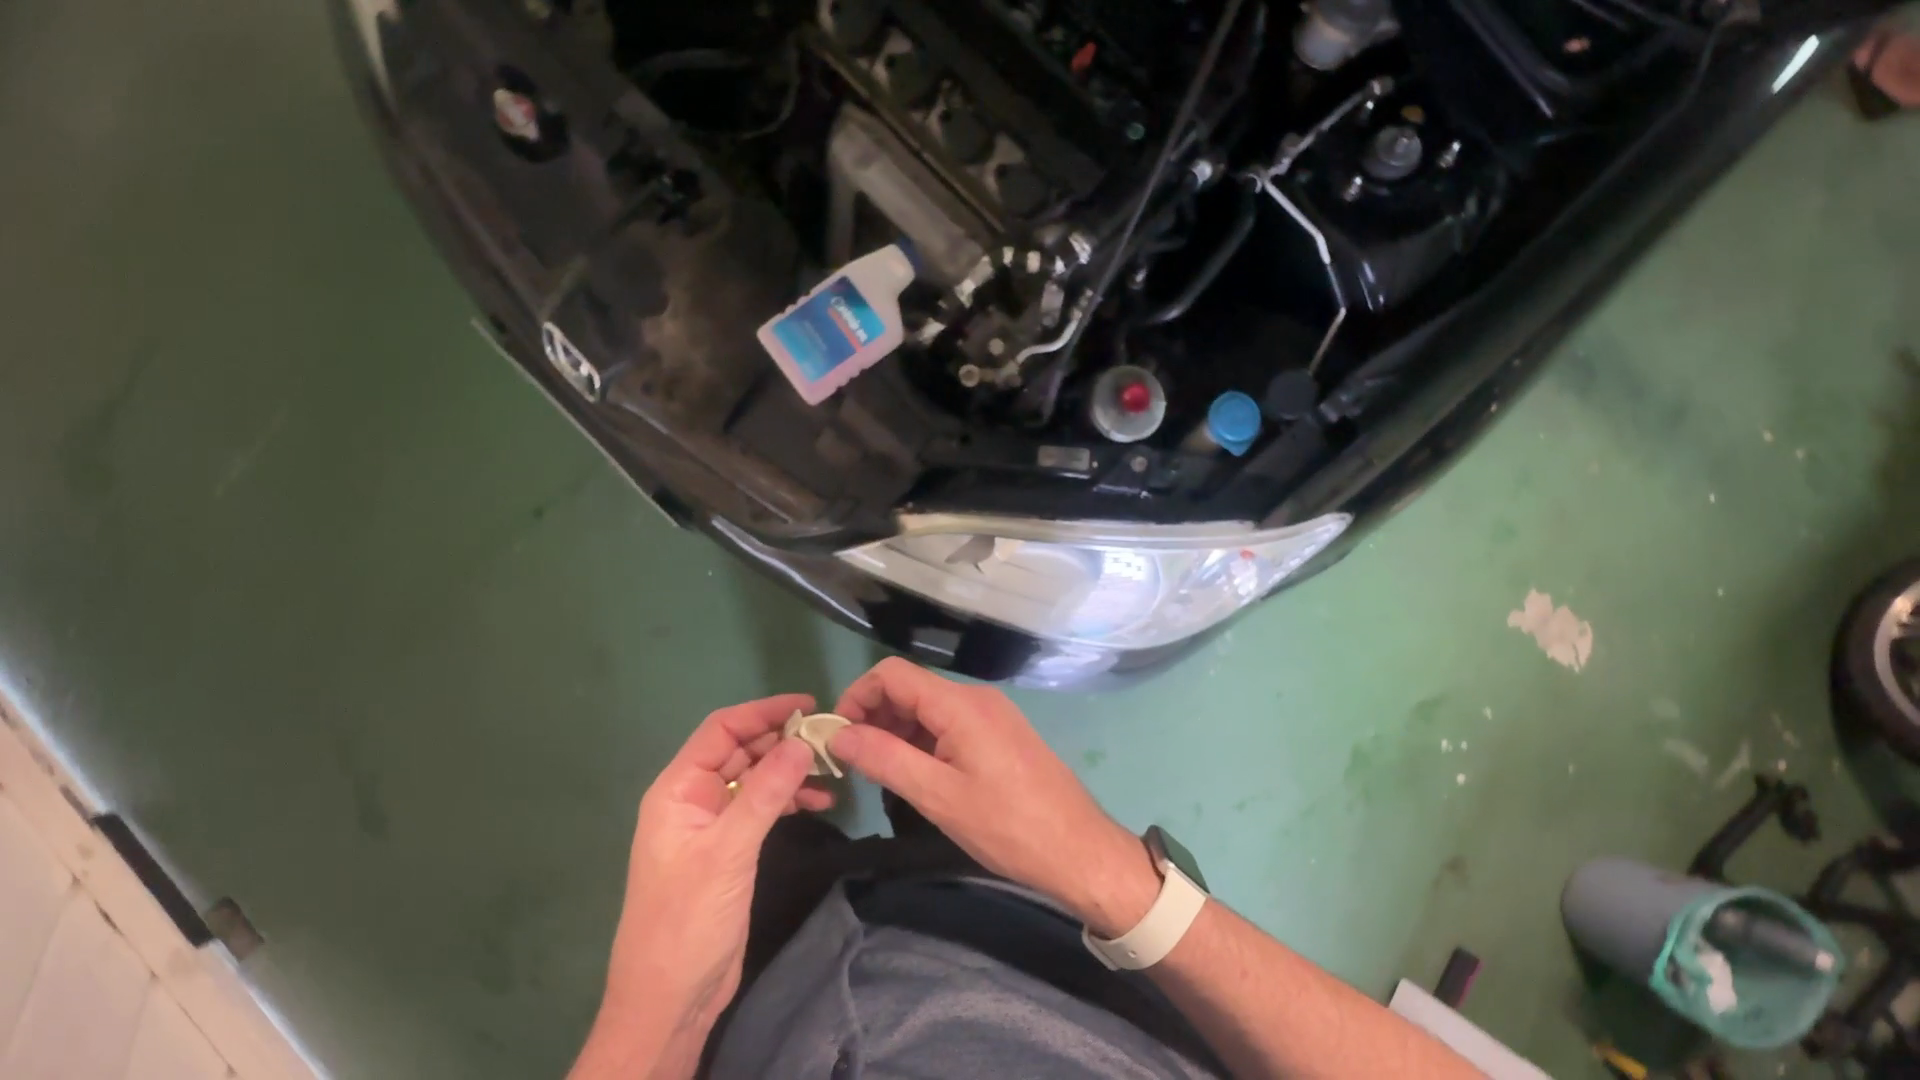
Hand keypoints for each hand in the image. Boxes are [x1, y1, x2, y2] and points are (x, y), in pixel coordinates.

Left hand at [602, 694, 832, 1028]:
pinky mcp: (728, 852)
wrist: (671, 998)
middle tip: (829, 740)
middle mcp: (693, 800)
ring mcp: (711, 827)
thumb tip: (802, 741)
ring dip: (788, 771)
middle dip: (781, 741)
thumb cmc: (687, 919)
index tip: (809, 705)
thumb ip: (765, 793)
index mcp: (678, 790)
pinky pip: (760, 809)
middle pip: (739, 751)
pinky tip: (819, 802)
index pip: (721, 730)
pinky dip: (787, 801)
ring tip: (831, 771)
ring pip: (753, 779)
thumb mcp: (728, 851)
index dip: (763, 712)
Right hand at [828, 659, 1159, 937]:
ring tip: (878, 775)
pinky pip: (949, 726)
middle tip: (852, 763)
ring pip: (928, 709)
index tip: (837, 737)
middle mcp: (976, 699)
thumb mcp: (938, 796)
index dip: (857, 697)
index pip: (893, 674)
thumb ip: (885, 759)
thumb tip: (839, 734)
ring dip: (896, 733)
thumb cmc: (1007, 826)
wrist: (1078, 850)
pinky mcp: (1000, 736)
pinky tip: (914, 776)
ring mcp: (992, 716)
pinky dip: (922, 743)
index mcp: (961, 705)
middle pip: (910, 689)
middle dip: (874, 717)